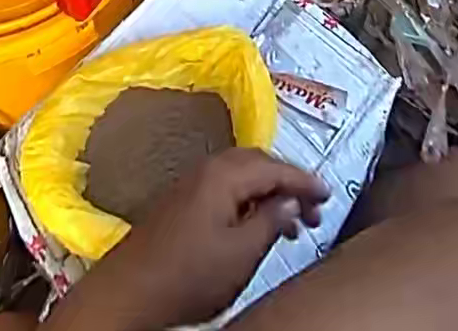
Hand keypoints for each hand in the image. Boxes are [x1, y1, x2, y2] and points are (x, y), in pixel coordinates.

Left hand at [45, 148, 328, 330]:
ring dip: (270, 192)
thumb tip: (293, 201)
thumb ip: (271, 221)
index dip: (305, 181)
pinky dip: (249, 199)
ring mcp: (194, 180)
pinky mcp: (184, 197)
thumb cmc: (189, 274)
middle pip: (259, 163)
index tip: (328, 195)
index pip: (275, 167)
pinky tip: (257, 224)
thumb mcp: (240, 254)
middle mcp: (210, 167)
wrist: (129, 293)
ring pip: (243, 174)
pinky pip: (227, 186)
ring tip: (293, 223)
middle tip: (314, 210)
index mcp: (225, 173)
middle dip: (289, 183)